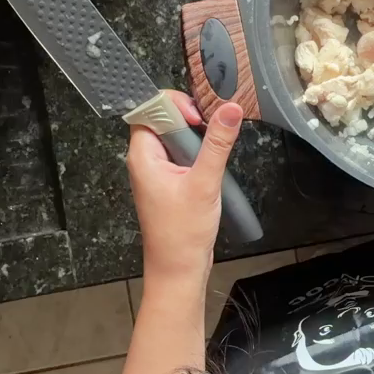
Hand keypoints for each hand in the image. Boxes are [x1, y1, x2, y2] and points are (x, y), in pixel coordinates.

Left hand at [126, 91, 243, 282]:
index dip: (174, 104)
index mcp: (143, 155)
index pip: (149, 109)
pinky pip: (182, 155)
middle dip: (189, 118)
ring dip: (196, 137)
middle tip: (212, 129)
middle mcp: (146, 160)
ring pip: (175, 137)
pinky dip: (198, 153)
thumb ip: (217, 143)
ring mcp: (158, 171)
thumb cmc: (182, 233)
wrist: (179, 269)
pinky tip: (212, 164)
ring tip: (215, 147)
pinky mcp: (171, 182)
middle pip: (163, 119)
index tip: (198, 117)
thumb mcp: (204, 183)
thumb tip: (230, 109)